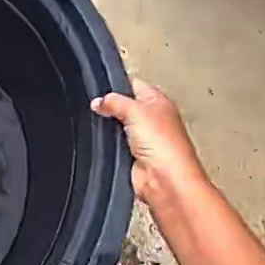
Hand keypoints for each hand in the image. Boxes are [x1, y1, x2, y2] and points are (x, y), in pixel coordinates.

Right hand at [92, 77, 207, 203]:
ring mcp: (144, 138)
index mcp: (158, 101)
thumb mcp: (135, 110)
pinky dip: (111, 144)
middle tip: (100, 106)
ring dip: (111, 127)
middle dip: (111, 107)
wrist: (165, 180)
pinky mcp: (135, 156)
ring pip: (119, 126)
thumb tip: (99, 101)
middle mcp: (152, 118)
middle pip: (125, 106)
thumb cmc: (165, 145)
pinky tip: (107, 142)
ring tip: (104, 125)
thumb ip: (114, 101)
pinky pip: (117, 144)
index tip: (100, 86)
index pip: (134, 84)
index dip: (117, 84)